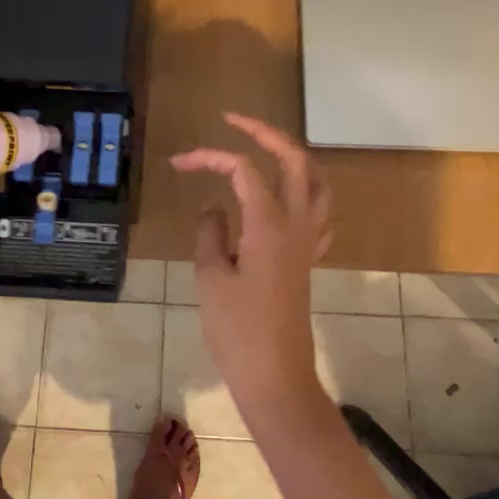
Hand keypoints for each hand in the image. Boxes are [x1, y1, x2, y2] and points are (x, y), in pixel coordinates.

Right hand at [171, 114, 333, 406]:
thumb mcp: (211, 277)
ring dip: (294, 157)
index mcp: (269, 223)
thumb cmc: (237, 331)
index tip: (178, 162)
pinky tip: (289, 197)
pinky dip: (306, 193)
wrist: (276, 377)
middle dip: (265, 133)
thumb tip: (215, 209)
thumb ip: (211, 233)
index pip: (243, 169)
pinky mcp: (309, 260)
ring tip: (268, 149)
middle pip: (293, 160)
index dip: (210, 157)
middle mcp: (297, 223)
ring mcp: (309, 242)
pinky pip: (320, 214)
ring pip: (316, 182)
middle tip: (234, 122)